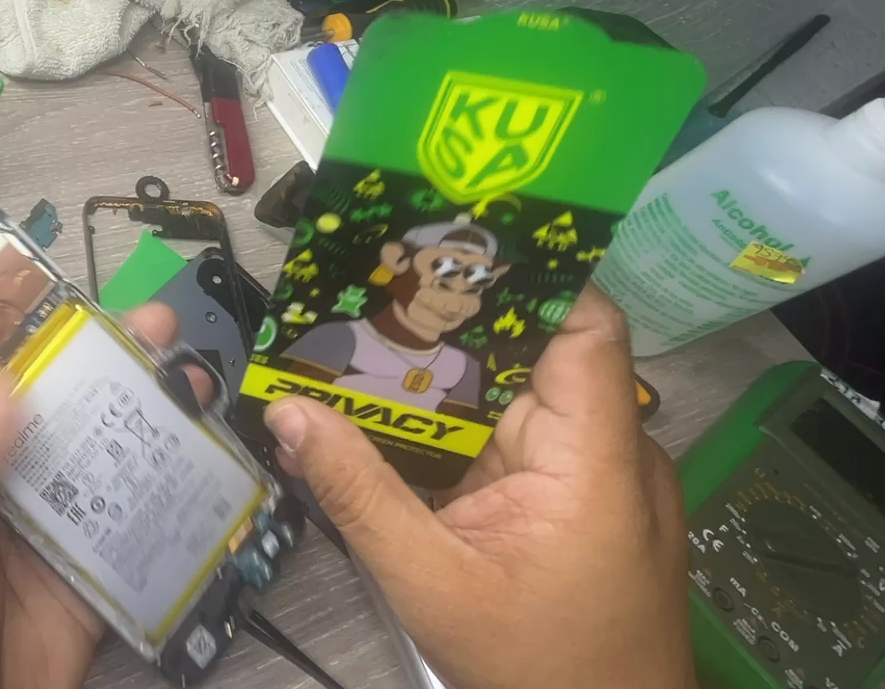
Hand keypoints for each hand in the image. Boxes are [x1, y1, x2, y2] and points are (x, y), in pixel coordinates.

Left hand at [0, 304, 210, 688]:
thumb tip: (2, 382)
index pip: (4, 394)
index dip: (47, 348)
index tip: (90, 312)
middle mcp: (7, 494)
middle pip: (65, 421)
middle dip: (111, 372)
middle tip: (161, 331)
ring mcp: (51, 542)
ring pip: (104, 470)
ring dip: (147, 427)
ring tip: (192, 384)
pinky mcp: (87, 593)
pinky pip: (131, 543)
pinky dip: (167, 510)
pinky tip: (201, 473)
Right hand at [264, 285, 692, 688]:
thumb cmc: (536, 669)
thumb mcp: (429, 582)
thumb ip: (356, 492)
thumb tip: (287, 411)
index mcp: (592, 462)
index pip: (584, 331)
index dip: (527, 275)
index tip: (442, 239)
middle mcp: (598, 449)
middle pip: (525, 348)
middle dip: (441, 312)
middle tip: (359, 280)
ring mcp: (578, 469)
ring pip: (501, 385)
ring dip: (429, 361)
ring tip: (351, 326)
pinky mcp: (556, 488)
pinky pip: (493, 424)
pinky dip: (437, 407)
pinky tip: (376, 398)